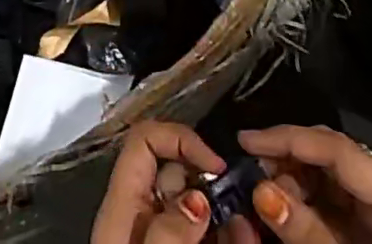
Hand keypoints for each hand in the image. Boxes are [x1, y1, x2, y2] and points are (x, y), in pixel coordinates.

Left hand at [91, 121, 253, 243]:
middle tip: (246, 202)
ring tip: (249, 228)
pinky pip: (202, 232)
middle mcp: (140, 209)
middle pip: (177, 171)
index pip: (145, 138)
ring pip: (194, 203)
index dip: (182, 138)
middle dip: (213, 179)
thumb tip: (199, 199)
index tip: (218, 164)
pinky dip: (225, 234)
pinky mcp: (173, 243)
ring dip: (225, 210)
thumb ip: (169, 231)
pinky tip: (243, 237)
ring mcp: (158, 230)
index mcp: (122, 200)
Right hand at [237, 126, 371, 243]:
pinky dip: (310, 204)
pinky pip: (342, 203)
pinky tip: (285, 214)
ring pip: (335, 178)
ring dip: (294, 182)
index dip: (288, 138)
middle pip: (337, 158)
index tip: (243, 142)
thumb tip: (260, 191)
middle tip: (248, 176)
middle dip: (288, 161)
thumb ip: (309, 236)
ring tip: (261, 200)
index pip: (340, 150)